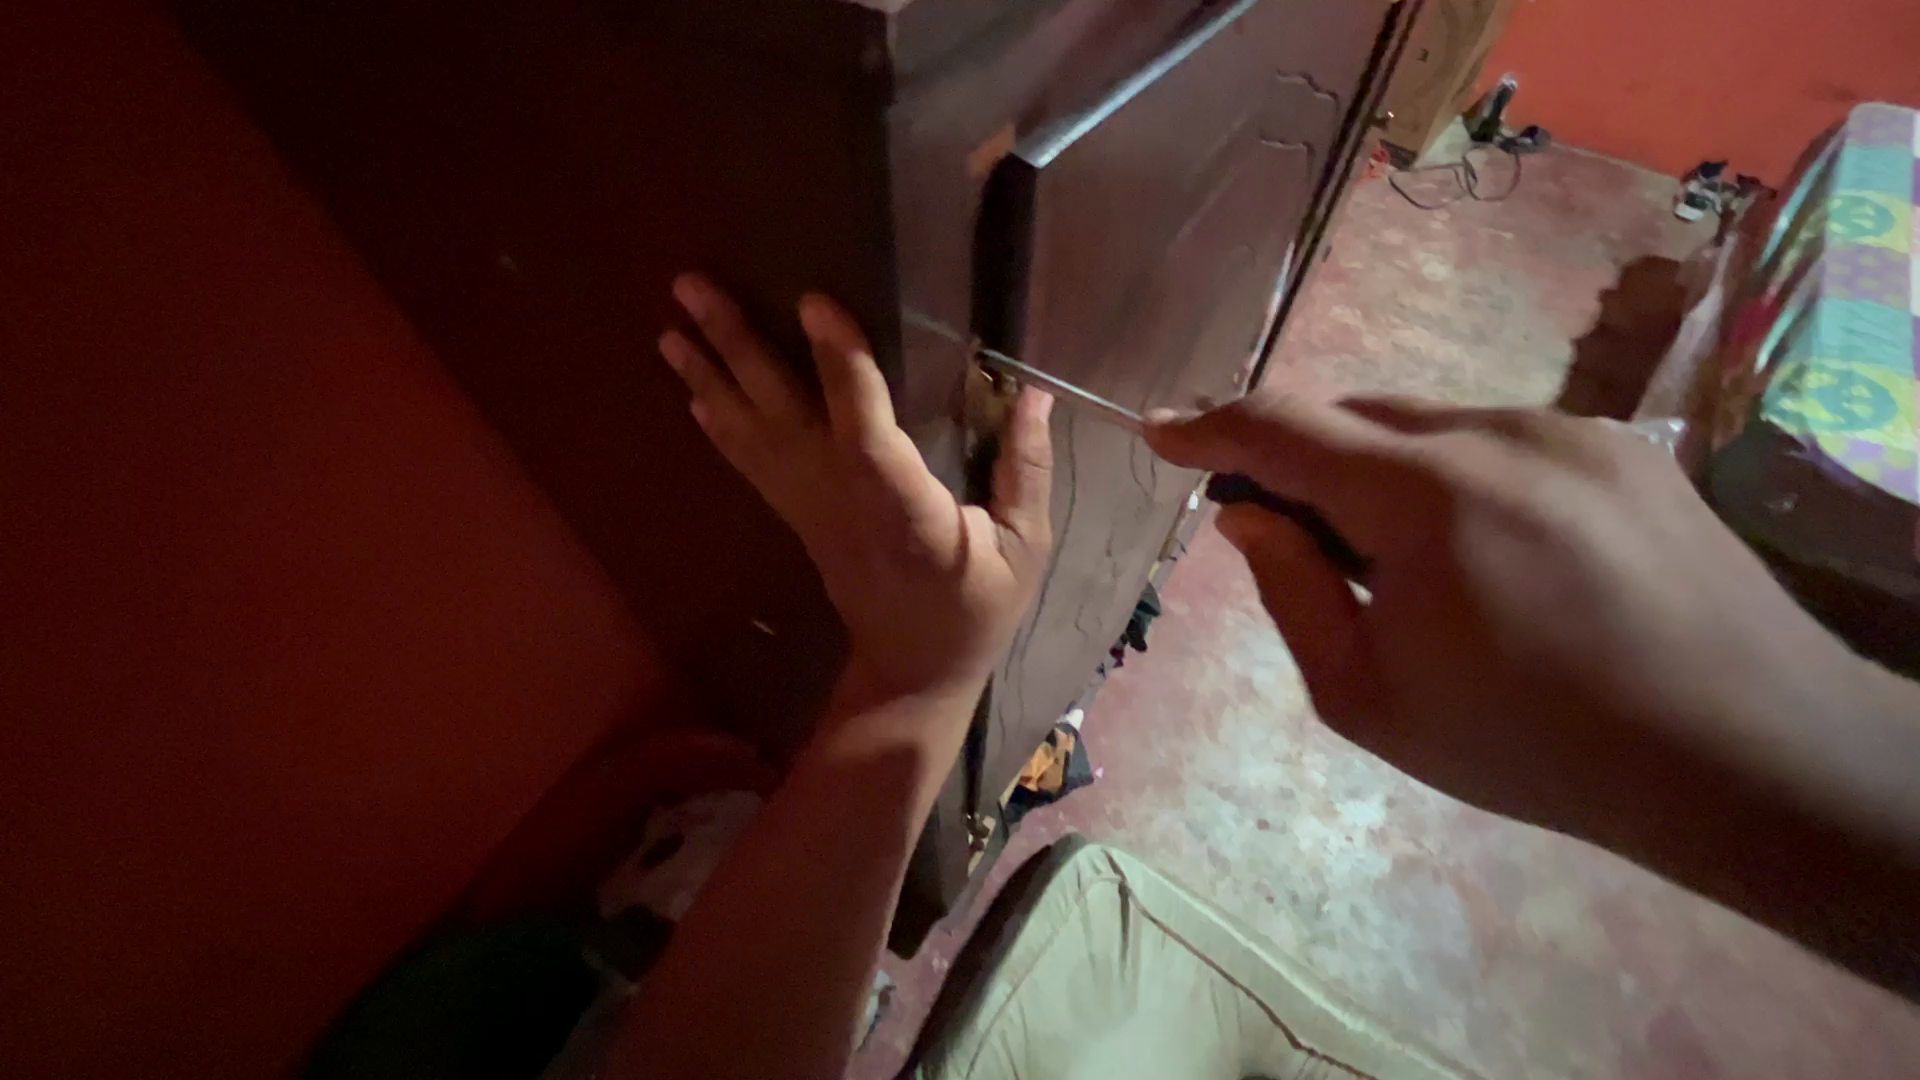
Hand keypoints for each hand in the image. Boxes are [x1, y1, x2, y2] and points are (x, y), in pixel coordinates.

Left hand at [659, 274, 1054, 704]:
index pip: (866, 432)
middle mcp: (845, 504)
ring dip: (710, 379)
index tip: (814, 303)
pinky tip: (693, 391)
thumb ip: (1028, 469)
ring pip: (756, 437)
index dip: (842, 368)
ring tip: (669, 327)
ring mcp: (813, 512)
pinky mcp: (801, 519)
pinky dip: (720, 426)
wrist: (913, 671)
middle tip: (691, 286)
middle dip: (739, 349)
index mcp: (906, 511)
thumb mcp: (1025, 547)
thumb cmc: (974, 608)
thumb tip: (1034, 393)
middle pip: (786, 420)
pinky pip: (753, 467)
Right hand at [1145, 391, 1871, 834]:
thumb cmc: (1526, 742)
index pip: (1281, 430)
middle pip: (1347, 415)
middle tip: (1283, 529)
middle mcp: (1496, 434)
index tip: (1157, 430)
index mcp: (1425, 498)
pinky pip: (1483, 437)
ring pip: (1417, 423)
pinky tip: (1472, 550)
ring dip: (1368, 470)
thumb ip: (1288, 590)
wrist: (1756, 762)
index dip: (1207, 427)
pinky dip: (1436, 473)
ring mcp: (1566, 430)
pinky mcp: (1616, 444)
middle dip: (1293, 459)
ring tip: (1390, 557)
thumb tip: (1245, 516)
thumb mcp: (1363, 695)